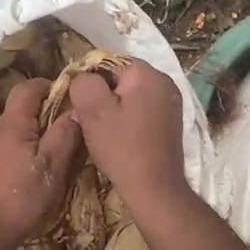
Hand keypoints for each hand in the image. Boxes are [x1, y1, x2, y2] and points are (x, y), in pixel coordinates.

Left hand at [0, 78, 82, 249]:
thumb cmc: (22, 198)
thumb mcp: (52, 167)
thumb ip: (65, 135)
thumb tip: (76, 110)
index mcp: (13, 124)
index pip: (28, 87)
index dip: (51, 87)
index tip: (72, 100)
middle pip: (24, 109)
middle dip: (49, 114)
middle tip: (73, 131)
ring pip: (19, 131)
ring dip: (40, 136)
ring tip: (61, 154)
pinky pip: (11, 149)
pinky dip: (28, 152)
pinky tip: (39, 172)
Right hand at [67, 61, 190, 217]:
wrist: (154, 187)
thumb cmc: (122, 148)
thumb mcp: (93, 112)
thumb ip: (83, 84)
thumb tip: (82, 78)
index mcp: (147, 74)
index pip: (108, 61)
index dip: (89, 80)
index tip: (78, 103)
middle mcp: (164, 82)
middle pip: (121, 78)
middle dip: (101, 95)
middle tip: (87, 119)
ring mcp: (170, 102)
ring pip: (130, 95)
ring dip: (112, 108)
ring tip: (101, 131)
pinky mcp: (170, 121)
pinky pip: (141, 110)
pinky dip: (126, 119)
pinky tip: (118, 138)